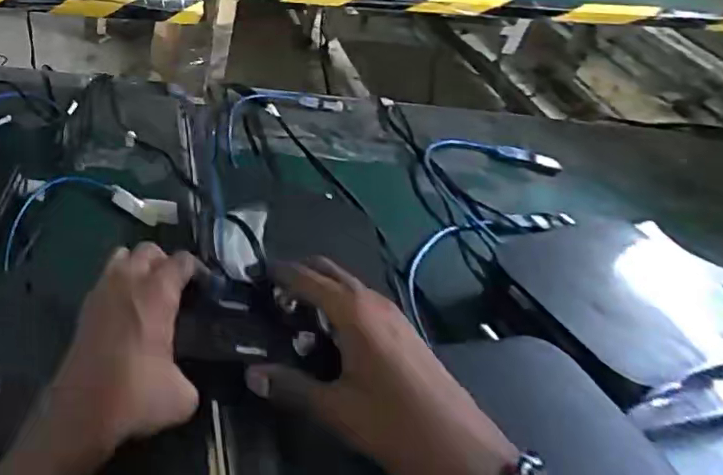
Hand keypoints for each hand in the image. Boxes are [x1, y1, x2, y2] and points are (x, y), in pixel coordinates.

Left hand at [0, 243, 202, 474]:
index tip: (206, 283)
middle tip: (178, 286)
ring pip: (122, 255)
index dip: (196, 267)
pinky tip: (129, 307)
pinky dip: (121, 280)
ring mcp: (103, 287)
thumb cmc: (137, 393)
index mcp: (155, 294)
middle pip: (148, 250)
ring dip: (138, 265)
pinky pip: (107, 275)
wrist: (85, 401)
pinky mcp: (87, 301)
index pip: (179, 261)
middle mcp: (127, 280)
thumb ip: (189, 371)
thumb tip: (182, 370)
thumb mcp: (183, 393)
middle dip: (165, 261)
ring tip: (151, 291)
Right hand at [246, 258, 518, 474]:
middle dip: (295, 274)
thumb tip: (250, 374)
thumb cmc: (399, 426)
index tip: (248, 277)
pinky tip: (331, 338)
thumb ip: (291, 386)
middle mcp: (371, 301)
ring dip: (318, 289)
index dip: (272, 273)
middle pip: (324, 268)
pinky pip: (361, 301)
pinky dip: (338, 304)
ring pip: (344, 284)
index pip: (300, 275)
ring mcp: (393, 315)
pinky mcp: (406, 332)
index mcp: (351, 310)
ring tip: (295, 317)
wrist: (474, 460)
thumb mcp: (338, 410)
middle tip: (270, 295)